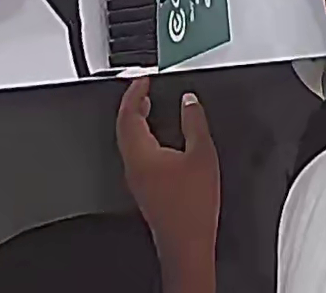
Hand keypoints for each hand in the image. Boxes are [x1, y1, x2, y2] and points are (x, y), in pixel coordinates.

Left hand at [116, 78, 218, 276]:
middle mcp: (133, 166)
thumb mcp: (202, 154)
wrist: (188, 246)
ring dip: (134, 118)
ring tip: (146, 104)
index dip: (133, 92)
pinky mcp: (144, 188)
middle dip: (131, 103)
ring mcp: (137, 179)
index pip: (128, 114)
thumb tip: (189, 100)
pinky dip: (140, 135)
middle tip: (141, 88)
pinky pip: (134, 152)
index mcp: (142, 154)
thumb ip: (194, 121)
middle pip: (123, 127)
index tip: (141, 79)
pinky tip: (155, 135)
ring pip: (127, 140)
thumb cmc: (192, 207)